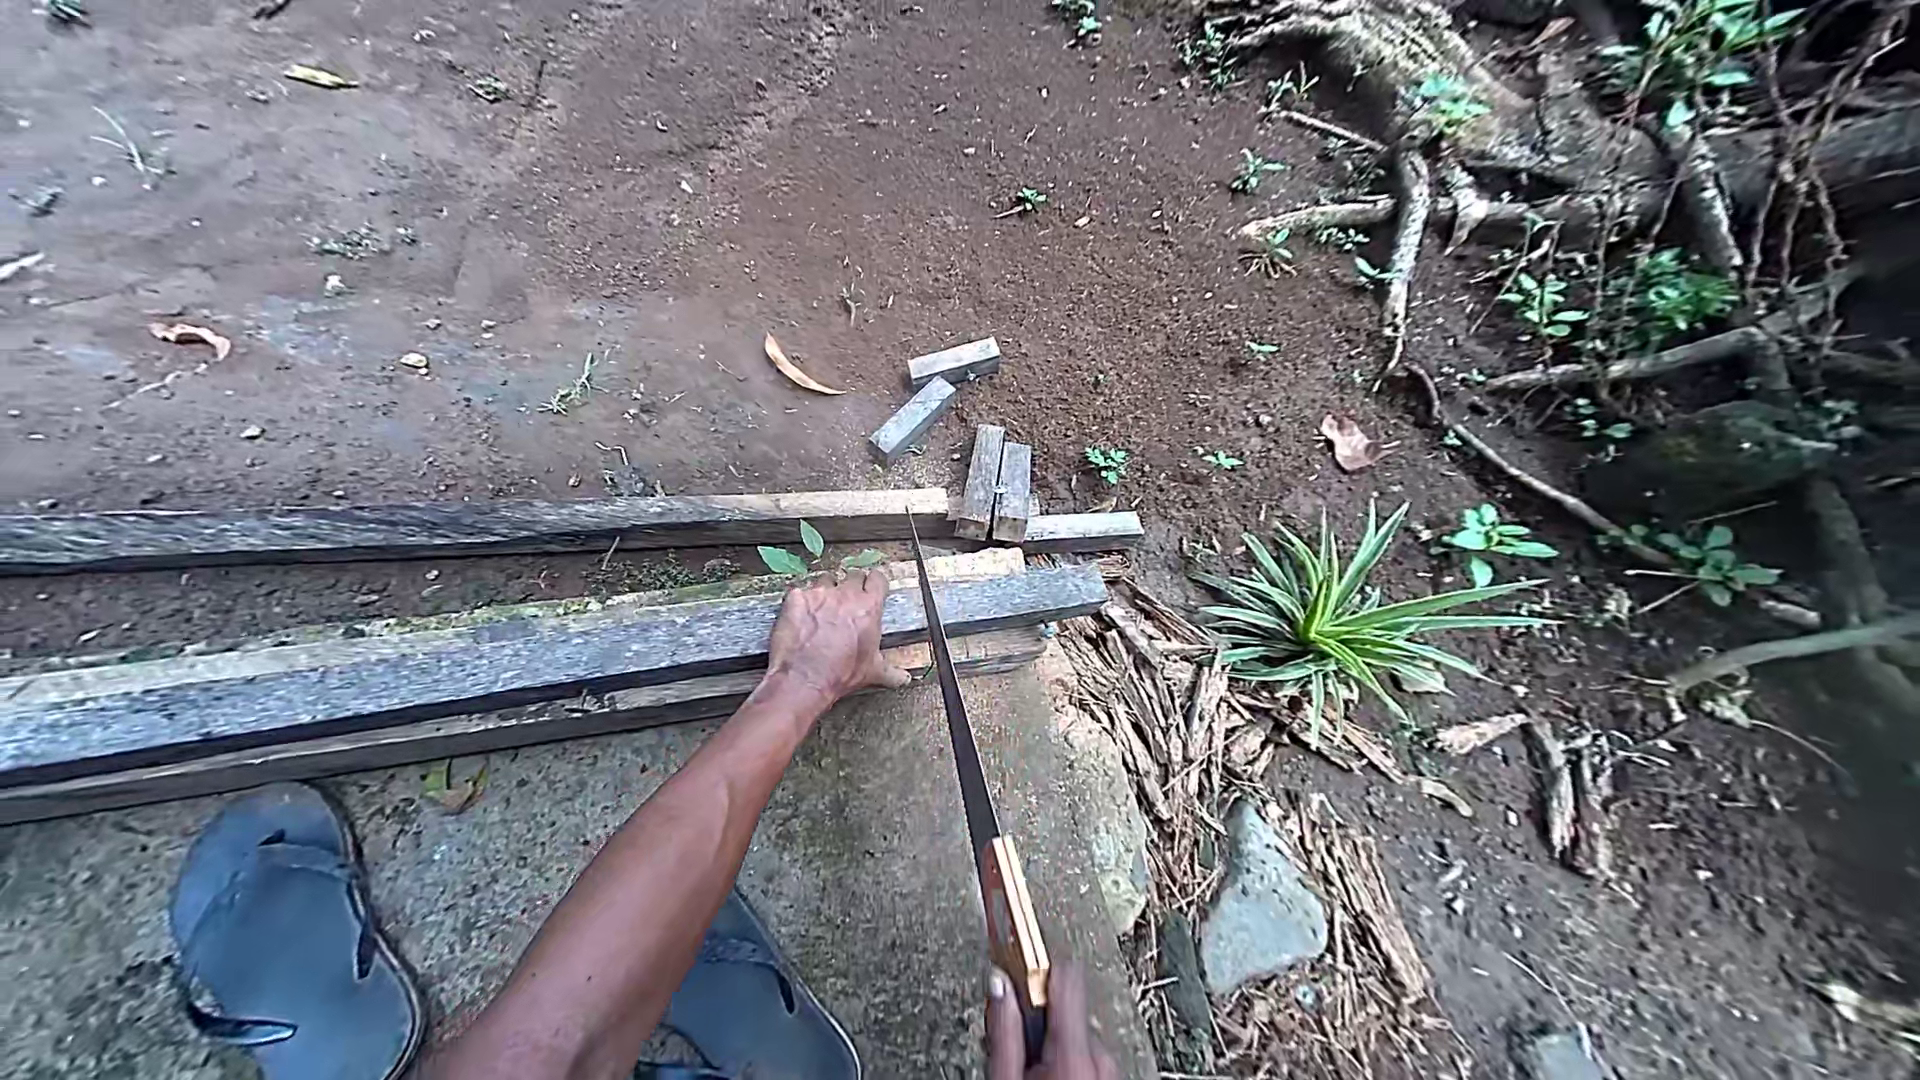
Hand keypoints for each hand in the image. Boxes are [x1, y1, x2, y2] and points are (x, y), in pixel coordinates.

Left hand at [763, 569, 910, 706]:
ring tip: (821, 608)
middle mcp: (846, 594)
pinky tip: (800, 616)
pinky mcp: (796, 598)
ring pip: (826, 580)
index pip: (878, 579)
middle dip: (851, 585)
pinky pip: (799, 592)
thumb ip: (891, 671)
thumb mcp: (872, 671)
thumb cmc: (841, 673)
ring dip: (826, 591)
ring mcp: (820, 594)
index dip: (874, 583)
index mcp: (869, 607)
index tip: (872, 589)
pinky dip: (800, 601)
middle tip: (847, 601)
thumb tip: (904, 679)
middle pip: (853, 575)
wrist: (805, 678)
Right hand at [987, 964, 1116, 1079]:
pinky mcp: (1111, 1078)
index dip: (1037, 963)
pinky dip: (1067, 1057)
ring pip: (1074, 1028)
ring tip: (1031, 1068)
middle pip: (1064, 1004)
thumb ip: (1004, 1030)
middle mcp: (1101, 1056)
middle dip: (1037, 1015)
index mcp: (1074, 1052)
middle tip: (1016, 1042)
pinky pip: (1087, 1052)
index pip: (1064, 972)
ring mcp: (1109, 1069)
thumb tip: (998, 979)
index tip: (1019, 958)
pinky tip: (1050, 1077)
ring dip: (1051, 1039)